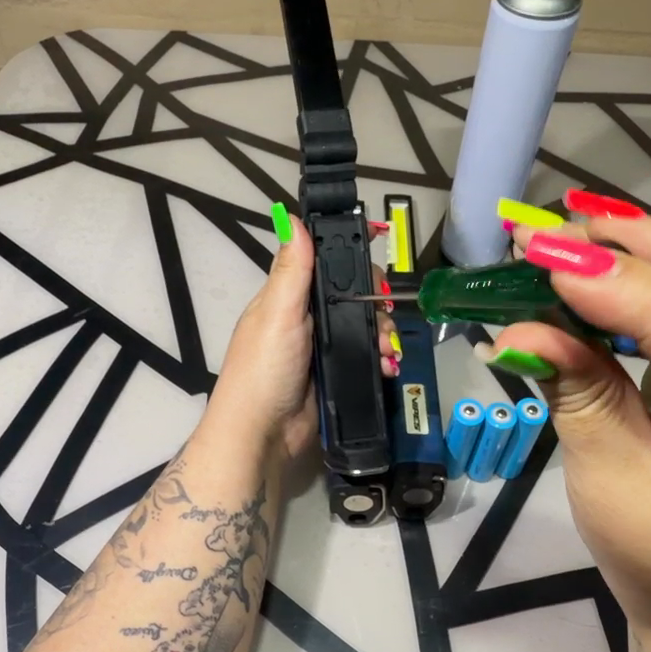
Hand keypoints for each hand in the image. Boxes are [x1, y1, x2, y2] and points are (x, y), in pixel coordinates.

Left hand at [205, 215, 395, 458]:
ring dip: (383, 334)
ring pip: (364, 328)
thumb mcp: (277, 312)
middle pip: (352, 298)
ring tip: (388, 350)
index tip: (374, 266)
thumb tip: (293, 217)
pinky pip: (366, 359)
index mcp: (285, 299)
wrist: (262, 434)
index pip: (324, 267)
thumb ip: (292, 269)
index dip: (351, 263)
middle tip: (383, 314)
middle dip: (375, 304)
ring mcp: (321, 351)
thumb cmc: (264, 367)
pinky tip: (387, 366)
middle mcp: (305, 321)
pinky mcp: (335, 377)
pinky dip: (381, 360)